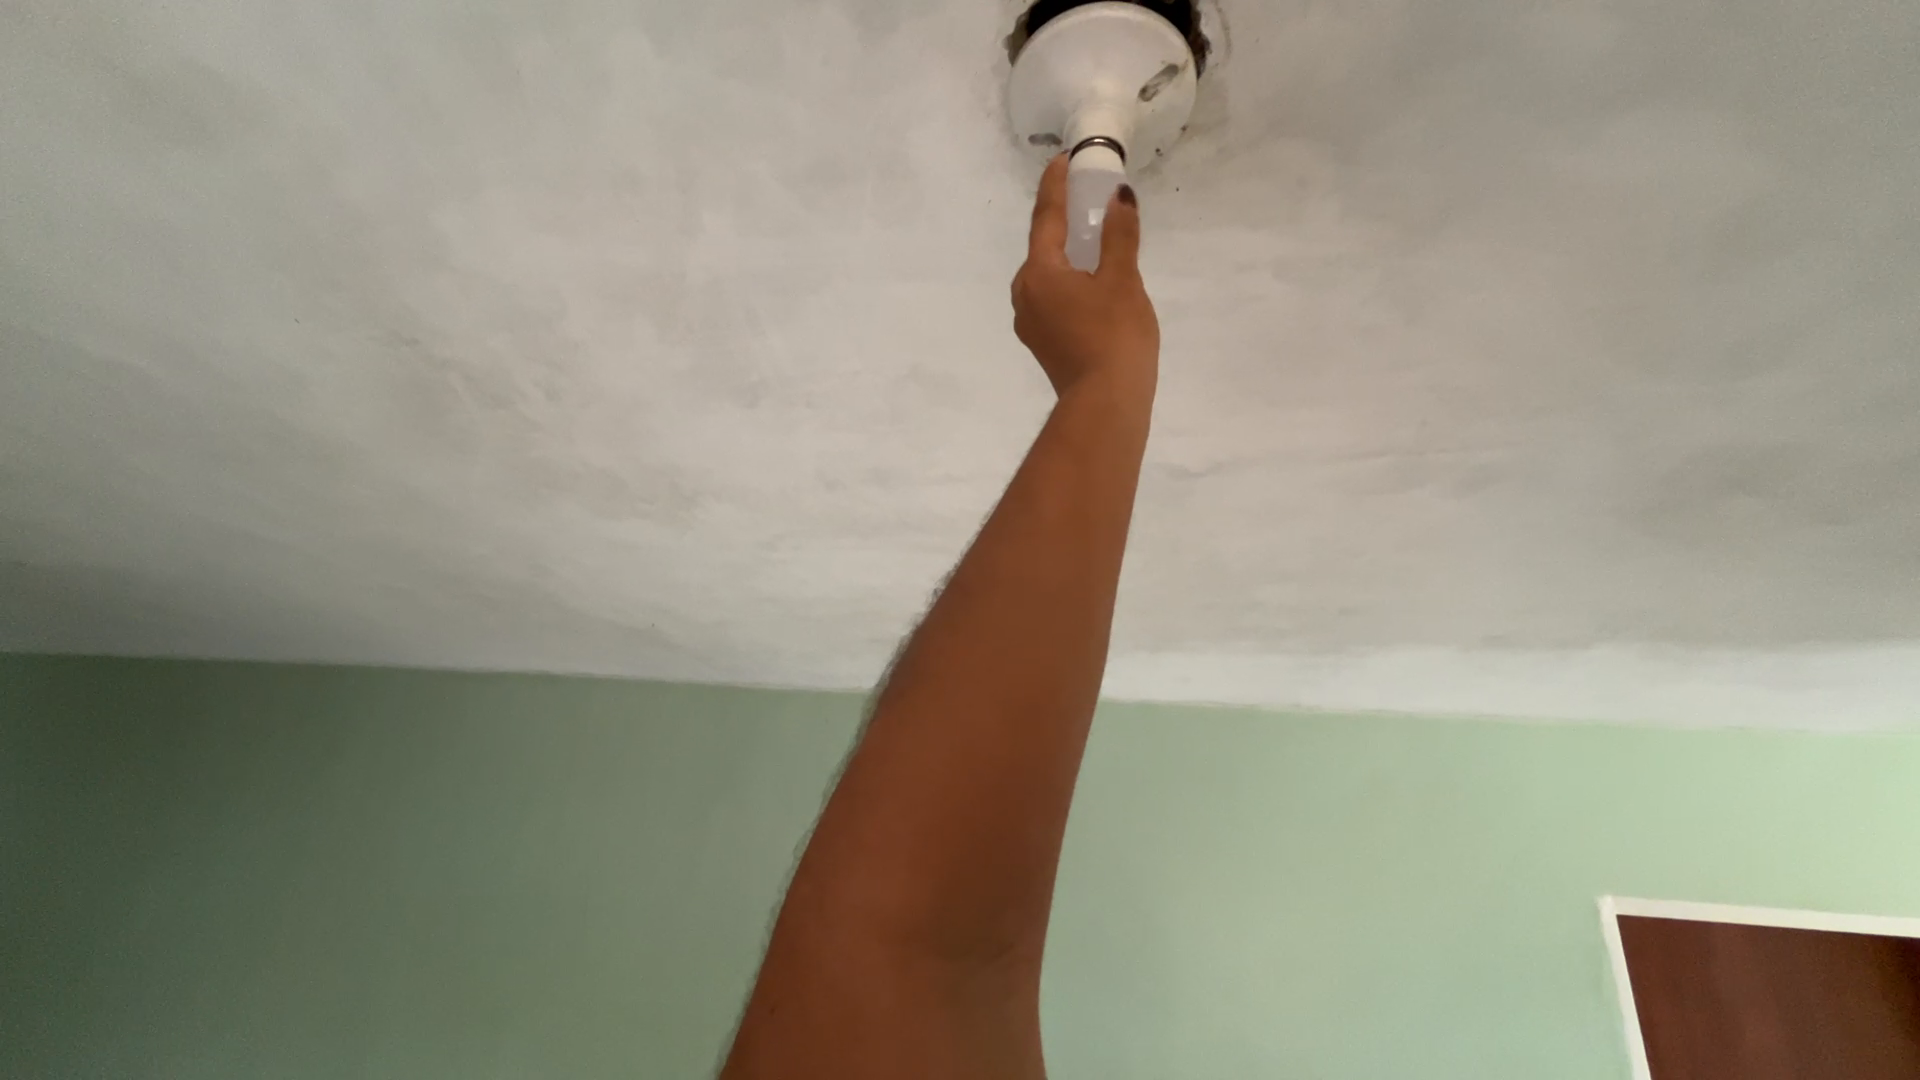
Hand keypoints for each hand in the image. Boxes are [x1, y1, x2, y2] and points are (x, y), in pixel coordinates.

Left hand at [1011, 155, 1160, 400]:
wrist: (1105, 403)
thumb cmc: (1113, 336)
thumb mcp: (1122, 279)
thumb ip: (1118, 235)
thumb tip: (1119, 198)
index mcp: (1038, 273)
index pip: (1045, 217)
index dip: (1055, 186)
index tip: (1062, 160)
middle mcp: (1024, 295)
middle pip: (1043, 248)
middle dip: (1063, 223)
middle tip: (1087, 199)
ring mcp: (1030, 323)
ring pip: (1047, 276)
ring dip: (1067, 256)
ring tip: (1095, 241)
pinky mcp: (1042, 344)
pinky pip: (1052, 300)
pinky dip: (1069, 283)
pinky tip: (1091, 283)